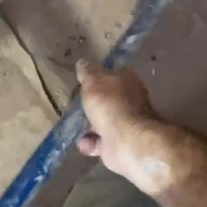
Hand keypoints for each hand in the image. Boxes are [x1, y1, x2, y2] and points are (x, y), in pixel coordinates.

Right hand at [75, 62, 192, 194]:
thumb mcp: (93, 81)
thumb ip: (87, 72)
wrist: (126, 141)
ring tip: (74, 125)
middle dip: (94, 103)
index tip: (83, 81)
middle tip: (76, 103)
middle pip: (109, 99)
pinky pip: (101, 141)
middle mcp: (131, 100)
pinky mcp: (120, 144)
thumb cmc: (110, 104)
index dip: (98, 76)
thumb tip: (82, 63)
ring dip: (90, 124)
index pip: (113, 74)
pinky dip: (91, 143)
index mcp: (128, 80)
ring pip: (105, 121)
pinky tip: (82, 143)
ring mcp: (127, 123)